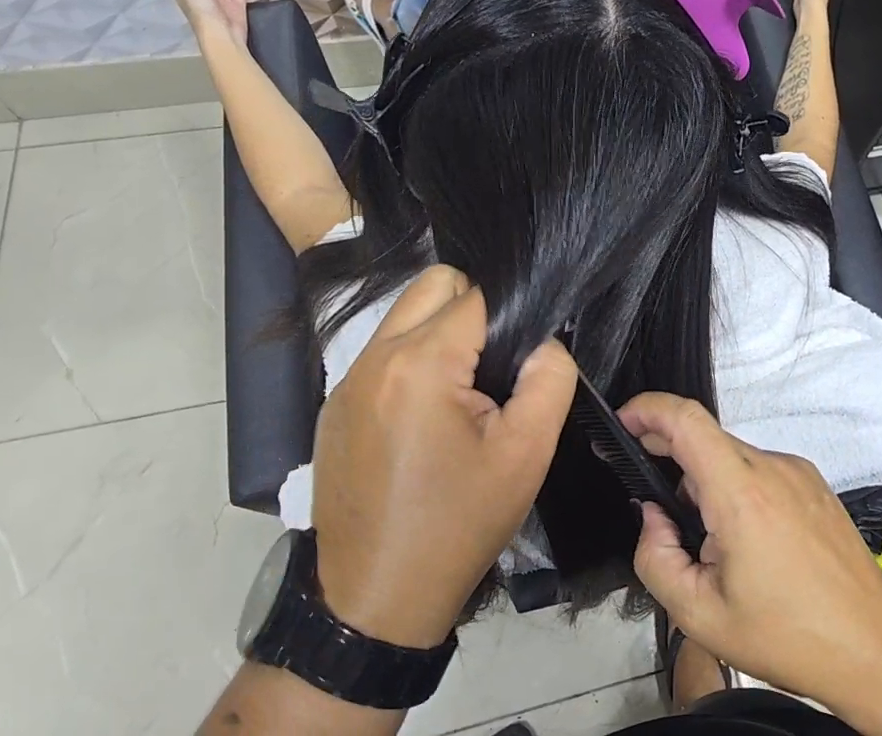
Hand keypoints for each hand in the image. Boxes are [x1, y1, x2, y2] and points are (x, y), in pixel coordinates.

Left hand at [311, 267, 578, 648]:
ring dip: (439, 335)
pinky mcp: (333, 407)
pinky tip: (423, 421)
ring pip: (403, 316)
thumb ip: (549, 379)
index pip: (476, 294)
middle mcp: (373, 357)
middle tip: (492, 371)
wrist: (378, 596)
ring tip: (460, 396)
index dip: (511, 319)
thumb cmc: (458, 523)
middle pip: (433, 285)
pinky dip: (410, 364)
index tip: (520, 362)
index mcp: (421, 363)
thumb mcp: (526, 454)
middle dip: (472, 309)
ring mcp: (345, 381)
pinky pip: (381, 354)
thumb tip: (543, 341)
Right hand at [623, 393, 881, 699]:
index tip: (624, 420)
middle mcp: (772, 469)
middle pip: (705, 438)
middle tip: (652, 499)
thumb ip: (655, 558)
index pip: (686, 420)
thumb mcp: (700, 614)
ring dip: (705, 484)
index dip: (647, 409)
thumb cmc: (795, 634)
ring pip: (731, 457)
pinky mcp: (811, 483)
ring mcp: (796, 472)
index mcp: (741, 495)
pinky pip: (759, 470)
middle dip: (668, 457)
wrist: (871, 641)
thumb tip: (652, 519)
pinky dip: (736, 490)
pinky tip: (740, 540)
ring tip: (708, 544)